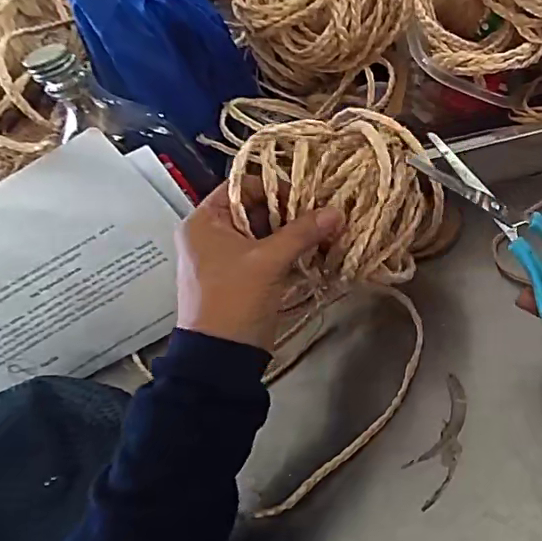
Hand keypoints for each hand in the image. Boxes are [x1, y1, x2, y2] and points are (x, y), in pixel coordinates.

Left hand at [176, 180, 343, 350]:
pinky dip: (291, 253)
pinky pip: (269, 254)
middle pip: (257, 209)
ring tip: (326, 237)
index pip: (242, 186)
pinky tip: (316, 255)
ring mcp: (228, 257)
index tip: (306, 201)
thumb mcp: (269, 261)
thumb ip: (303, 232)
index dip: (275, 188)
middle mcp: (212, 234)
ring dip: (296, 234)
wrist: (222, 354)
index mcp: (205, 221)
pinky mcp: (244, 277)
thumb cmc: (235, 299)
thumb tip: (337, 211)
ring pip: (267, 233)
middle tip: (323, 220)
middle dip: (292, 214)